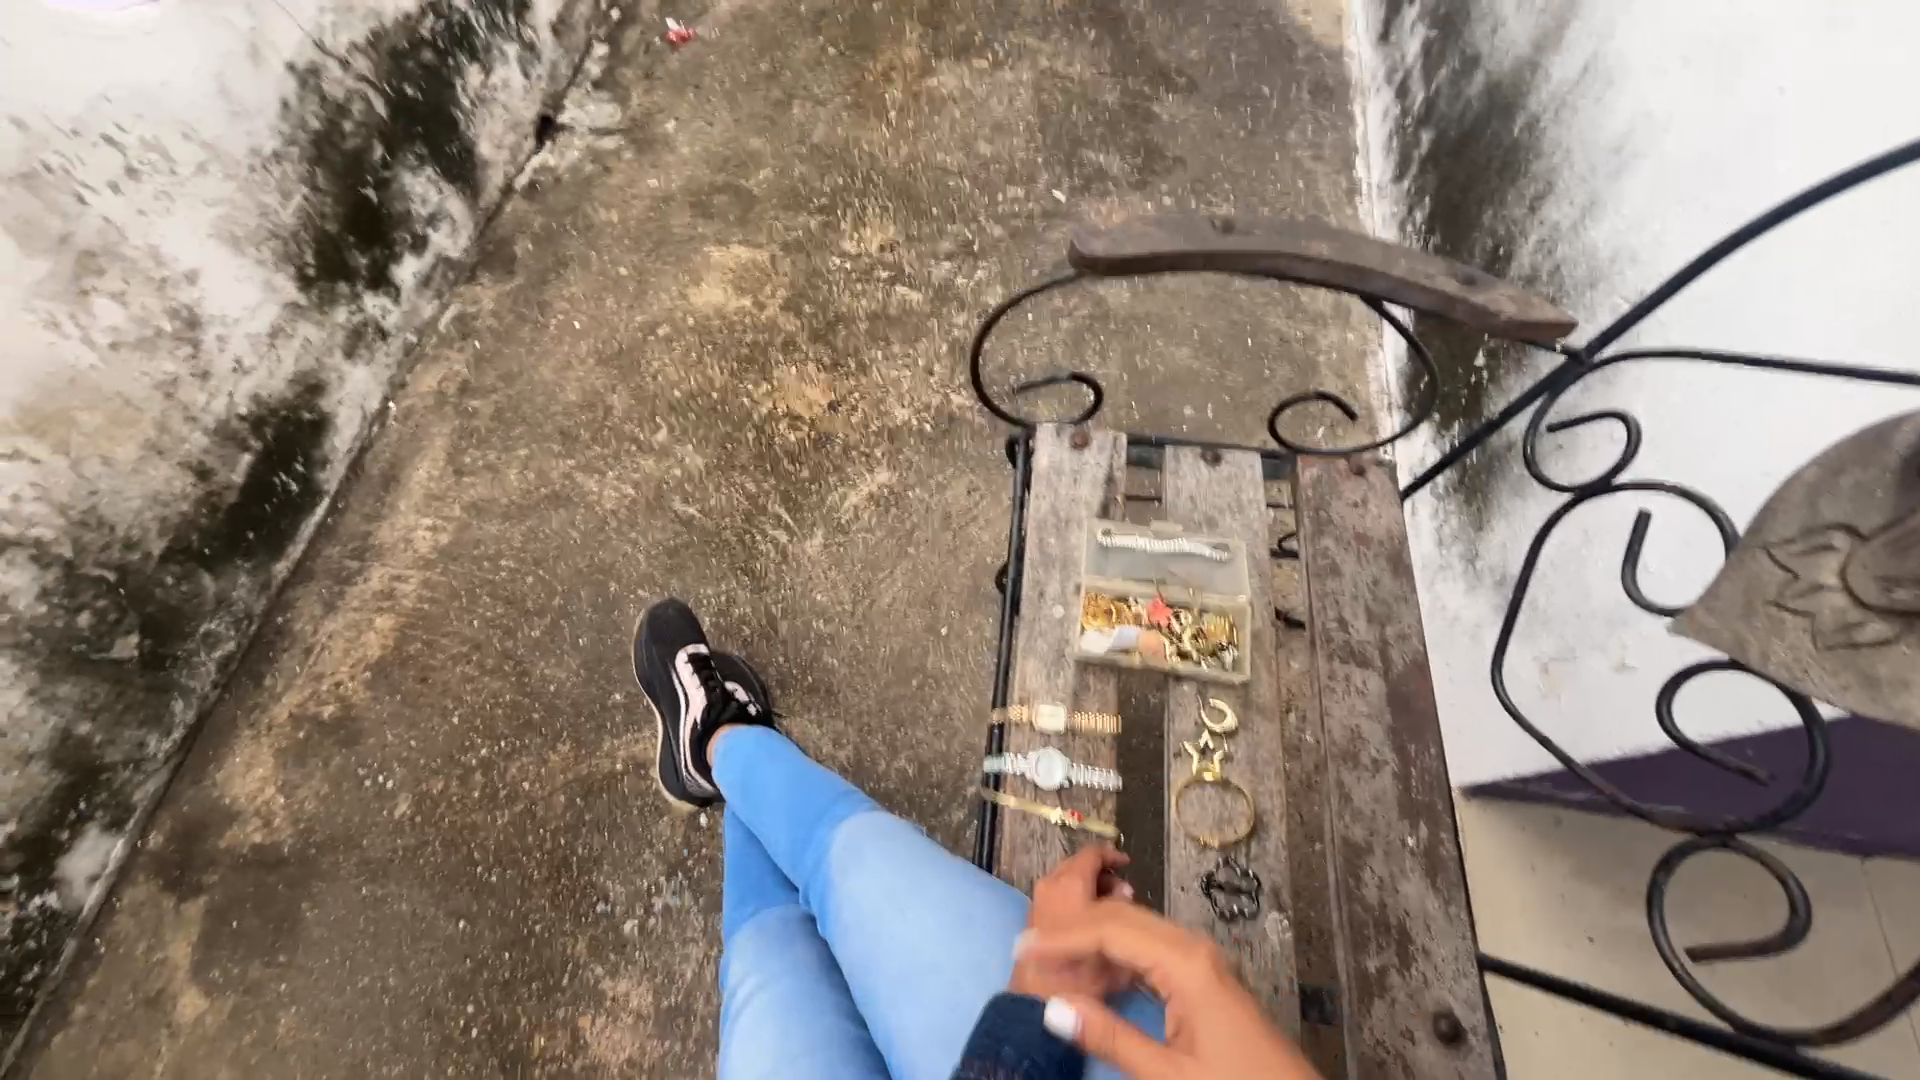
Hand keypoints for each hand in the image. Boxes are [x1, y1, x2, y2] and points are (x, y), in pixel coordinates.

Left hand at [1008, 845, 1134, 1000]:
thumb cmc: (1080, 975)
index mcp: (1070, 884)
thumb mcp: (1114, 948)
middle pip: (1078, 864)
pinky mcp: (1033, 914)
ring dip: (1087, 886)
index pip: (1092, 853)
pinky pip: (1057, 893)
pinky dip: (1073, 896)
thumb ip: (1122, 913)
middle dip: (1101, 873)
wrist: (1036, 1001)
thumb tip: (1123, 891)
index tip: (1127, 863)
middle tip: (1122, 893)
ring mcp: (1039, 898)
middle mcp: (1051, 883)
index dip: (1112, 855)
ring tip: (1108, 909)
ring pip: (1066, 878)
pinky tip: (1087, 921)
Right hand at [1025, 900, 1321, 1079]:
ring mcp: (1200, 960)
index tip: (1022, 948)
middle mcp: (1192, 947)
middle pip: (1120, 920)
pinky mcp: (1202, 977)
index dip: (1062, 936)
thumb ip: (1111, 1038)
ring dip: (1091, 942)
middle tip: (1028, 951)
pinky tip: (1094, 974)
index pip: (1110, 929)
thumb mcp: (1170, 1077)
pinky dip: (1115, 957)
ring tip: (1052, 961)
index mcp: (1185, 962)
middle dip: (1072, 931)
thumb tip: (1052, 1007)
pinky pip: (1149, 950)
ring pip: (1134, 931)